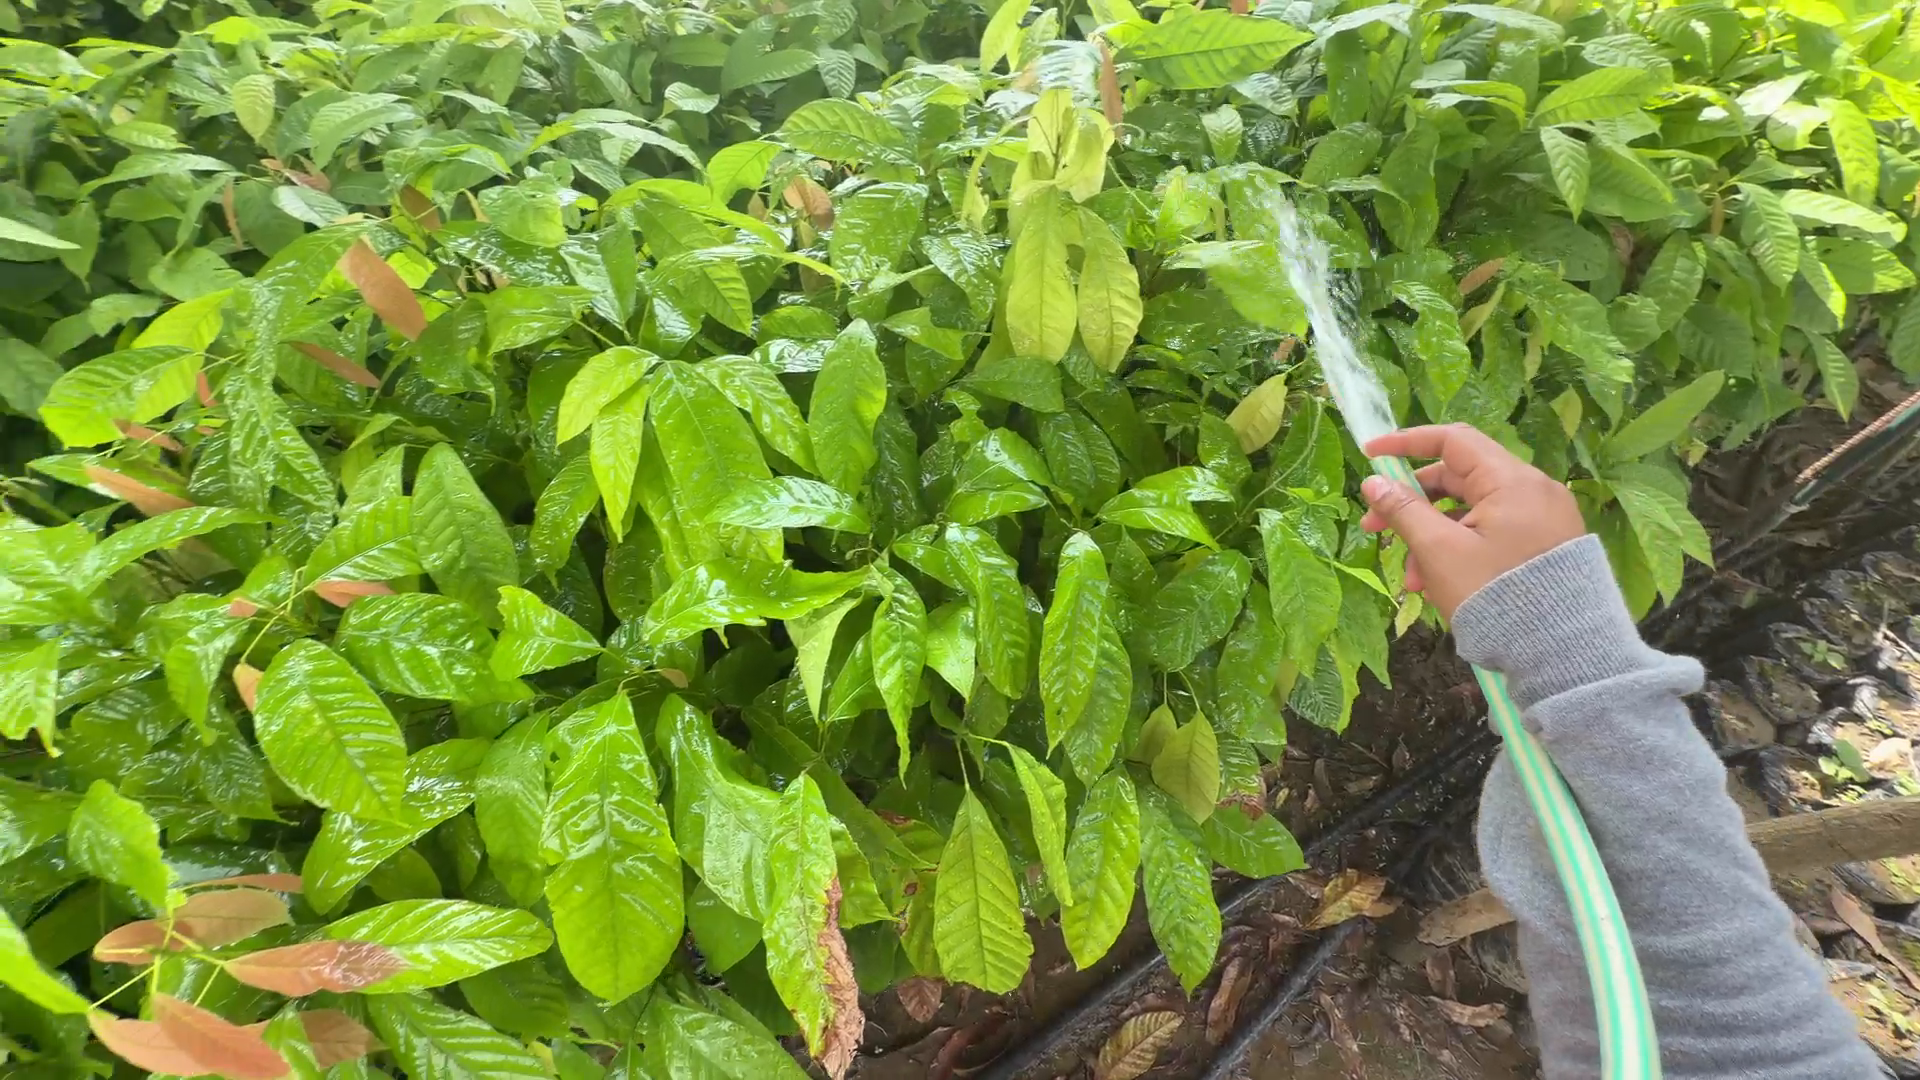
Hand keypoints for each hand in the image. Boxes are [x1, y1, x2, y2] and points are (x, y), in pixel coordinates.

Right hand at [1359, 424, 1585, 618]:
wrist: (1562, 652)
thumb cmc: (1493, 592)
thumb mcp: (1437, 549)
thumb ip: (1402, 510)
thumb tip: (1373, 482)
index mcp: (1511, 482)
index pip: (1453, 440)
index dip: (1406, 442)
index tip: (1370, 454)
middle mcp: (1532, 491)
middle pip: (1456, 479)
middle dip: (1410, 503)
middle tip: (1374, 529)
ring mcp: (1539, 518)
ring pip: (1467, 511)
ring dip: (1428, 535)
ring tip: (1410, 577)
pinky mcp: (1540, 544)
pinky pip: (1486, 531)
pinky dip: (1454, 547)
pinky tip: (1435, 582)